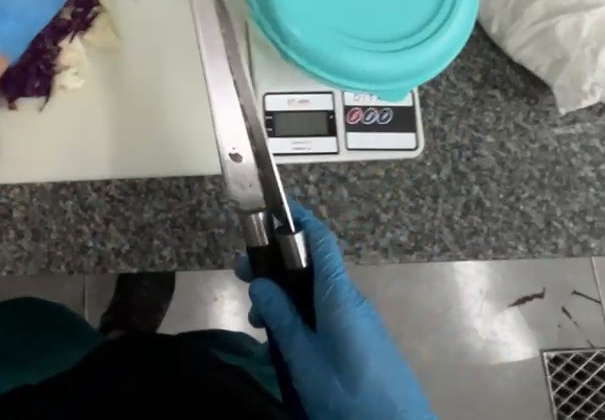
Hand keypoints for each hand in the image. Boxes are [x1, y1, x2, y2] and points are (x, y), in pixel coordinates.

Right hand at [242, 204, 436, 419]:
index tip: (267, 208)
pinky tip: (282, 344)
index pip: (319, 237)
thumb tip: (259, 281)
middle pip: (310, 266)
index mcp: (339, 294)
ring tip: (257, 324)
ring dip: (284, 298)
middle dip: (274, 265)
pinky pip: (325, 315)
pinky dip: (301, 317)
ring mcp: (359, 322)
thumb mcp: (306, 360)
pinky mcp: (362, 343)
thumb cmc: (350, 395)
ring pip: (314, 294)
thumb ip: (282, 319)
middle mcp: (350, 299)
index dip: (296, 217)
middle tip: (242, 277)